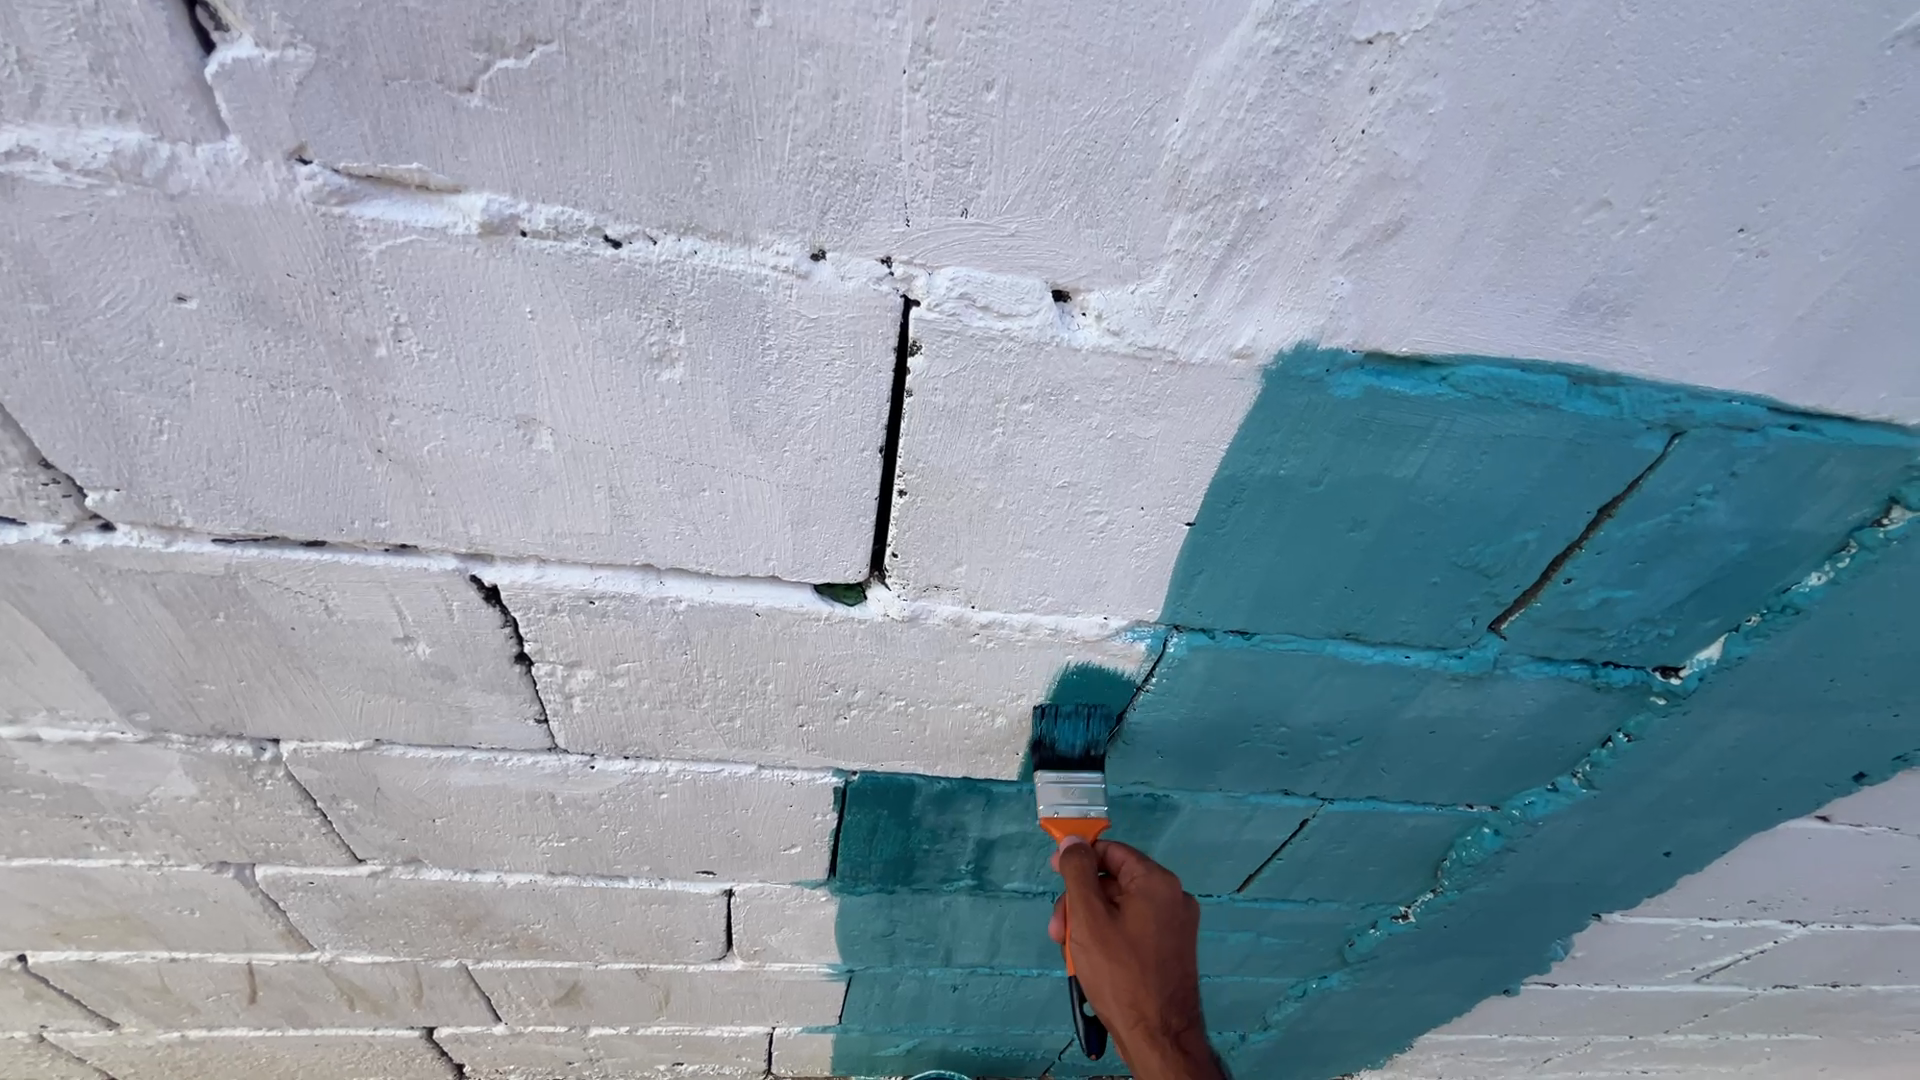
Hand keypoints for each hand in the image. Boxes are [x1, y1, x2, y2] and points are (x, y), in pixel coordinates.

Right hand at [1050, 837, 1223, 1079]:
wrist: (1159, 1041)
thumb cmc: (1120, 974)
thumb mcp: (1088, 916)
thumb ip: (1077, 871)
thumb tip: (1072, 840)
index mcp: (1157, 882)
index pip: (1110, 851)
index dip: (1079, 859)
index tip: (1055, 873)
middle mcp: (1172, 897)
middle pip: (1113, 882)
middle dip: (1080, 902)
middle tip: (1059, 931)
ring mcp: (1175, 926)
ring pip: (1119, 908)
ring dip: (1089, 924)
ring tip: (1072, 955)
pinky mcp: (1171, 950)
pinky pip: (1132, 929)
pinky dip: (1108, 938)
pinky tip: (1091, 963)